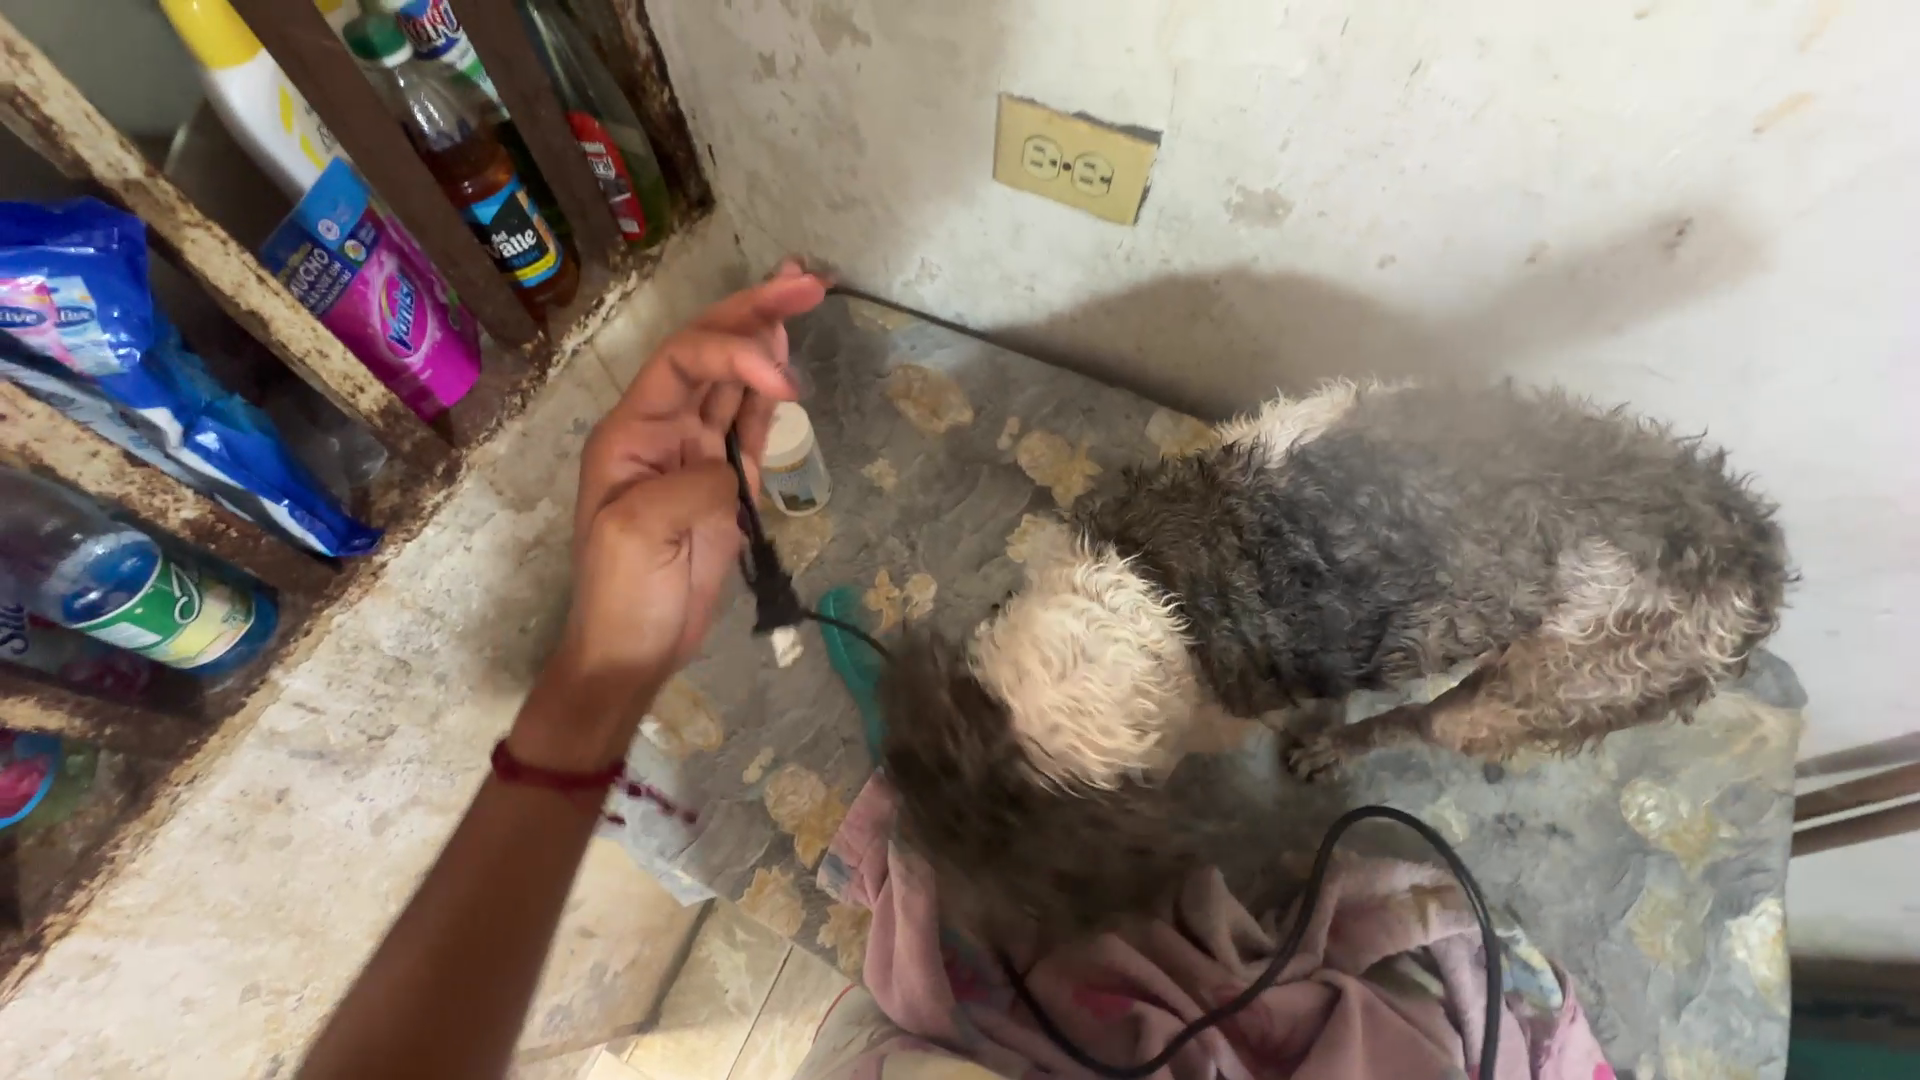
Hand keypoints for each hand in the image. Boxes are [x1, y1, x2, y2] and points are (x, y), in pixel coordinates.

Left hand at [557, 262, 827, 688]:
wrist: (635, 645)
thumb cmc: (621, 591)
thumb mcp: (640, 532)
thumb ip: (693, 484)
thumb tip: (736, 465)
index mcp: (632, 429)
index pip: (686, 363)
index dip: (737, 356)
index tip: (786, 387)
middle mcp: (665, 427)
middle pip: (711, 353)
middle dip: (755, 312)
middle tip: (807, 280)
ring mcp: (699, 453)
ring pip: (735, 382)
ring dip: (766, 340)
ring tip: (801, 297)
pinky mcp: (727, 482)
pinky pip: (751, 426)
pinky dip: (769, 395)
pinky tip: (785, 364)